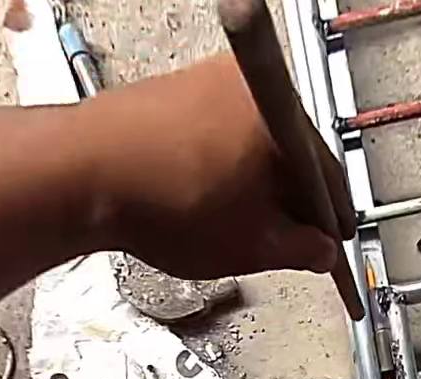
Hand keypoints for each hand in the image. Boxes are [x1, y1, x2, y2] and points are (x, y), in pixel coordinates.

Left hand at [80, 55, 353, 281]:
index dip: (335, 227)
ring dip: (264, 192)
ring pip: (262, 149)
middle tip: (296, 247)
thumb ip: (298, 251)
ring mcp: (215, 84)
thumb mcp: (250, 246)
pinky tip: (219, 204)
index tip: (334, 251)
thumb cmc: (164, 203)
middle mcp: (254, 89)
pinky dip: (233, 173)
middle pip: (297, 159)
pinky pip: (228, 137)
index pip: (329, 182)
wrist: (85, 174)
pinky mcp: (183, 91)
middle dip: (298, 208)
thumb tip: (321, 251)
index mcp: (283, 121)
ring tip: (248, 233)